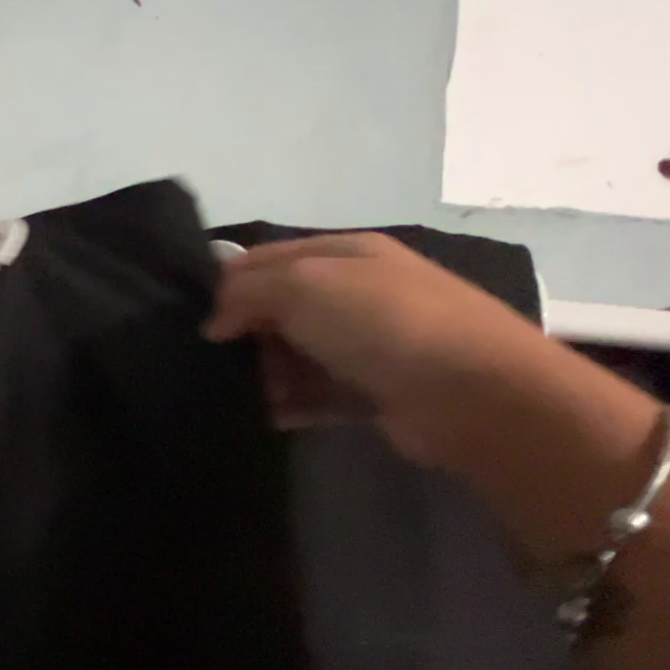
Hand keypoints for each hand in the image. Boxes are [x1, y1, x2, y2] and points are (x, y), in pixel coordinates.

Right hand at [203, 231, 557, 467]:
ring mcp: (365, 342)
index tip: (193, 318)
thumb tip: (215, 324)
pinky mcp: (369, 389)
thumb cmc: (384, 324)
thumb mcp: (301, 286)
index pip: (261, 259)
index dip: (223, 284)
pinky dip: (286, 404)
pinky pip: (310, 393)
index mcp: (343, 254)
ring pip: (289, 353)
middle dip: (240, 333)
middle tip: (213, 360)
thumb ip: (244, 293)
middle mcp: (355, 292)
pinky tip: (267, 415)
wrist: (476, 395)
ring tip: (243, 394)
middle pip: (272, 309)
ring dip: (261, 373)